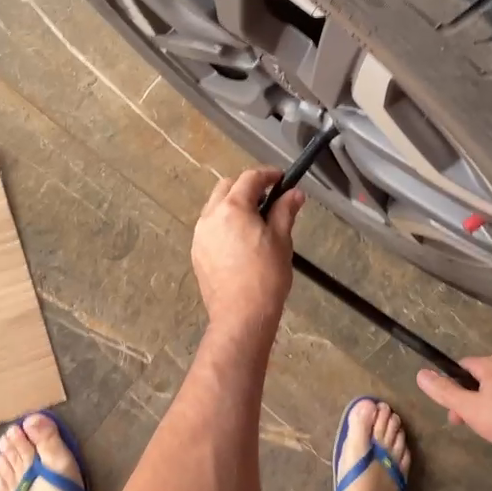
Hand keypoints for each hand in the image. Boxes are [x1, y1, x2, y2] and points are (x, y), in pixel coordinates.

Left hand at [191, 168, 304, 331]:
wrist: (241, 315)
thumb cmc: (266, 276)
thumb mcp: (282, 240)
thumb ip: (285, 211)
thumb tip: (294, 193)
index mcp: (232, 208)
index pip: (250, 178)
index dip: (268, 175)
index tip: (282, 179)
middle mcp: (210, 216)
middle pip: (227, 187)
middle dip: (247, 186)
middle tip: (269, 197)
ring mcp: (200, 235)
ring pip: (215, 206)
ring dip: (233, 204)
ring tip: (255, 219)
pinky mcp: (197, 252)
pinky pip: (210, 227)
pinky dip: (224, 223)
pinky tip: (240, 239)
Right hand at [416, 355, 491, 457]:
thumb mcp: (468, 408)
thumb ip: (444, 392)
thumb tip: (421, 374)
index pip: (464, 366)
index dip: (454, 386)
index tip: (453, 410)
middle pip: (482, 378)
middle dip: (472, 400)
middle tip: (468, 424)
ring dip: (490, 406)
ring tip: (491, 431)